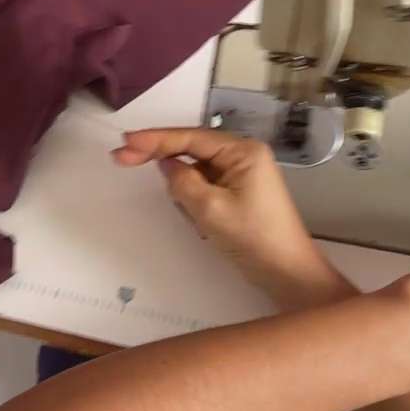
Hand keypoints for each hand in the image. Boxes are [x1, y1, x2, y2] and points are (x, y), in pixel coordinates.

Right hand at [112, 128, 352, 309]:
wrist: (287, 273)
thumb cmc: (253, 238)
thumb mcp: (209, 208)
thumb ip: (181, 181)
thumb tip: (166, 166)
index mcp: (242, 151)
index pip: (189, 137)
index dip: (154, 138)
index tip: (125, 141)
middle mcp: (242, 155)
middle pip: (190, 149)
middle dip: (160, 157)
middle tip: (122, 158)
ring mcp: (240, 174)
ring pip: (194, 171)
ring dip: (184, 192)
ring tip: (199, 221)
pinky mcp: (237, 192)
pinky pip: (204, 186)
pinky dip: (194, 201)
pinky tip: (202, 223)